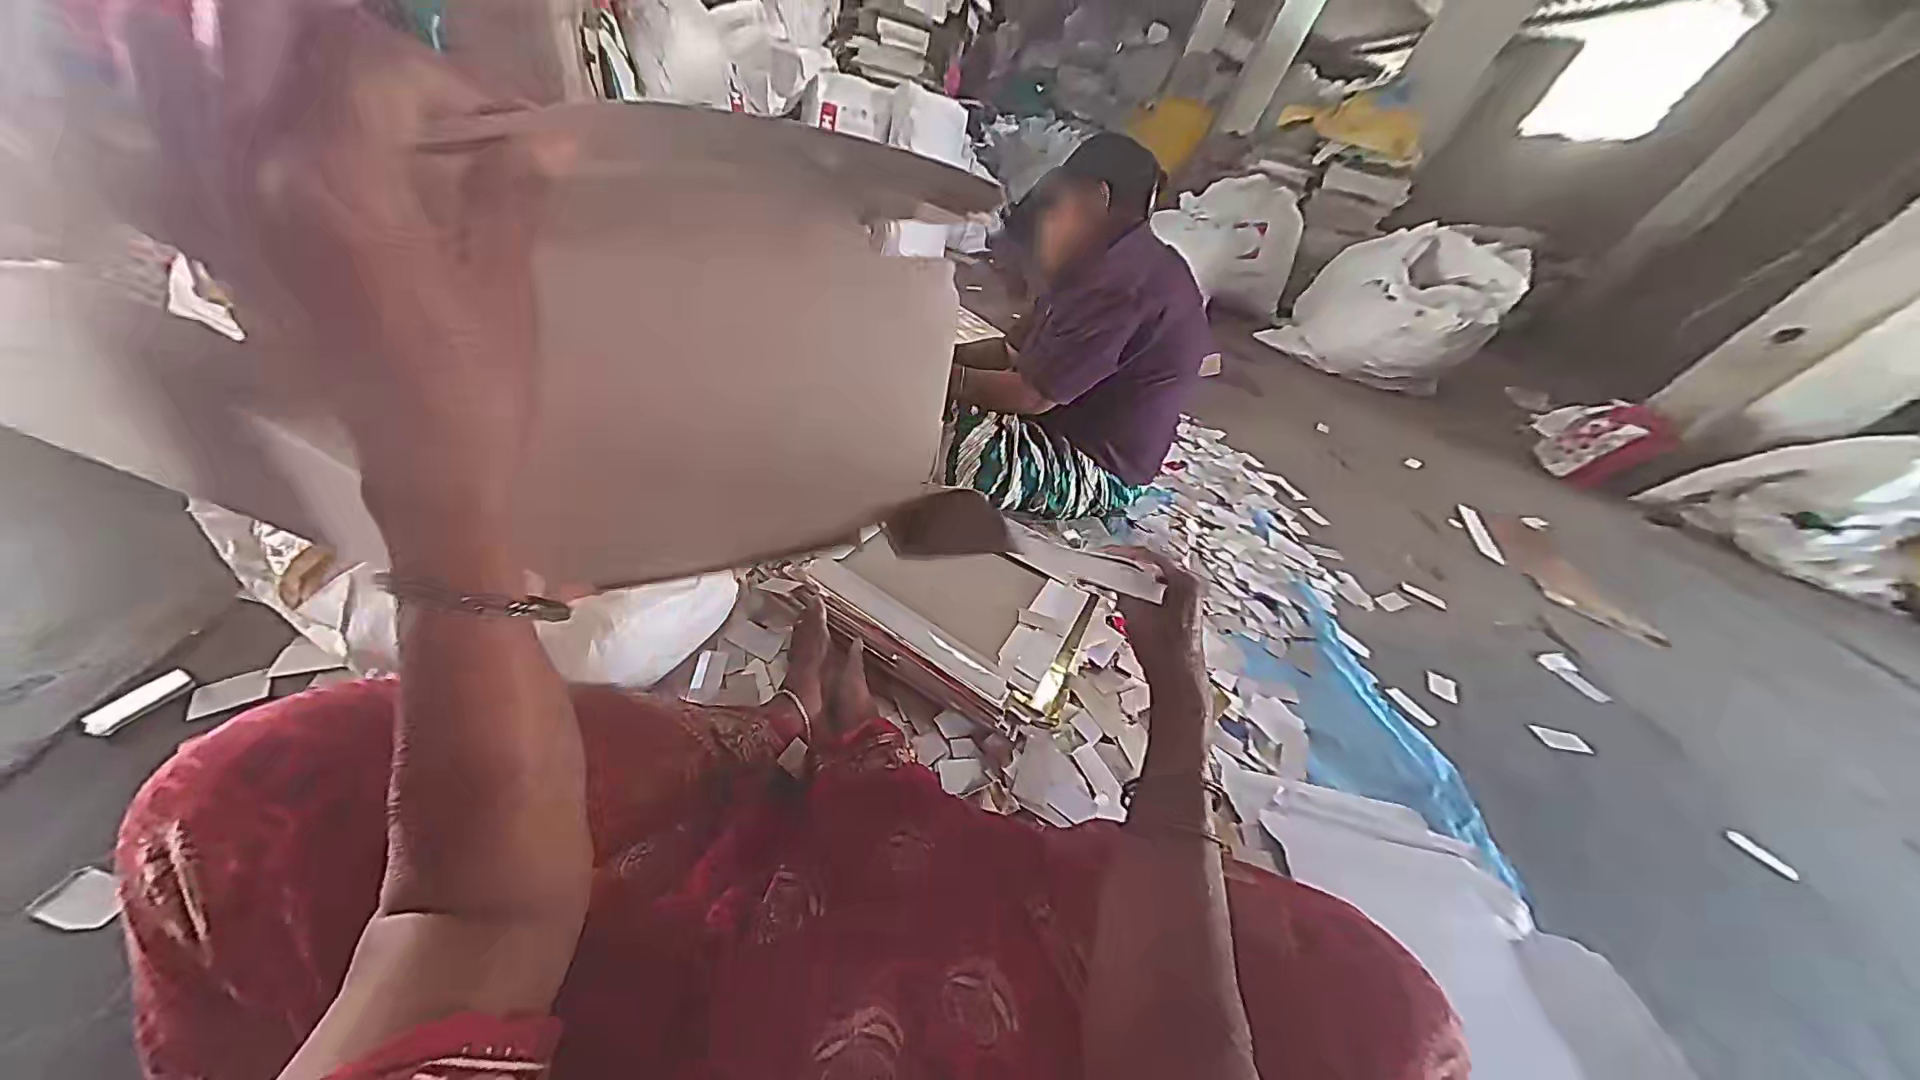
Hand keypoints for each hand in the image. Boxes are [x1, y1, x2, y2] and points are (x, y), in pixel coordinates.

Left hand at [235, 8, 559, 559]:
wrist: (426, 466)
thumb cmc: (481, 385)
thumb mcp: (506, 287)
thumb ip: (510, 195)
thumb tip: (546, 138)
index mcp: (340, 186)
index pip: (378, 70)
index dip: (458, 83)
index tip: (516, 122)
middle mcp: (263, 174)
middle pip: (302, 56)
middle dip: (392, 66)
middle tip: (466, 107)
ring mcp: (242, 204)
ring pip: (271, 88)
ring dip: (351, 90)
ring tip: (431, 127)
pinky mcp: (248, 236)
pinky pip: (261, 140)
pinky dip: (321, 128)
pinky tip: (382, 161)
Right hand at [1107, 546, 1207, 710]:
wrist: (1176, 678)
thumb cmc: (1163, 650)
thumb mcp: (1134, 612)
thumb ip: (1122, 589)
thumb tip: (1112, 579)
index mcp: (1184, 580)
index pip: (1149, 556)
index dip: (1123, 554)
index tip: (1107, 554)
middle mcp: (1191, 587)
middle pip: (1155, 566)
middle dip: (1129, 566)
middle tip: (1108, 564)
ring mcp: (1190, 600)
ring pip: (1157, 580)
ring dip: (1135, 579)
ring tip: (1114, 580)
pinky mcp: (1183, 613)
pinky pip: (1160, 592)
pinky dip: (1143, 591)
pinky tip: (1128, 598)